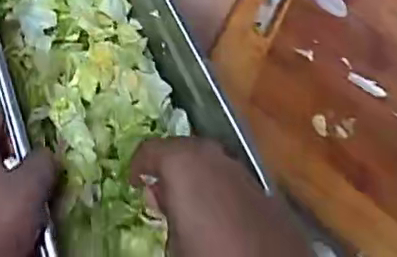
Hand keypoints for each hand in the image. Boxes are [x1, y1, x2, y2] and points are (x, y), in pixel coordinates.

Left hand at [0, 103, 58, 256]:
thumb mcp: (29, 188)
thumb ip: (43, 162)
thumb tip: (47, 154)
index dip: (22, 122)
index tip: (43, 142)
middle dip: (25, 168)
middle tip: (46, 184)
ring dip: (18, 199)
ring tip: (37, 217)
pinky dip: (4, 221)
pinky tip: (19, 238)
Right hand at [130, 137, 312, 256]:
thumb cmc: (210, 255)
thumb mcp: (174, 246)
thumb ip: (163, 213)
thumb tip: (161, 200)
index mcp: (180, 161)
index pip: (148, 150)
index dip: (137, 167)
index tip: (134, 185)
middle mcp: (209, 154)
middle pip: (179, 151)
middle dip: (167, 169)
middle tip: (160, 196)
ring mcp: (238, 168)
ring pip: (206, 162)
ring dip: (195, 178)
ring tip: (190, 207)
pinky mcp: (262, 189)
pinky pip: (229, 180)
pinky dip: (219, 190)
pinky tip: (220, 217)